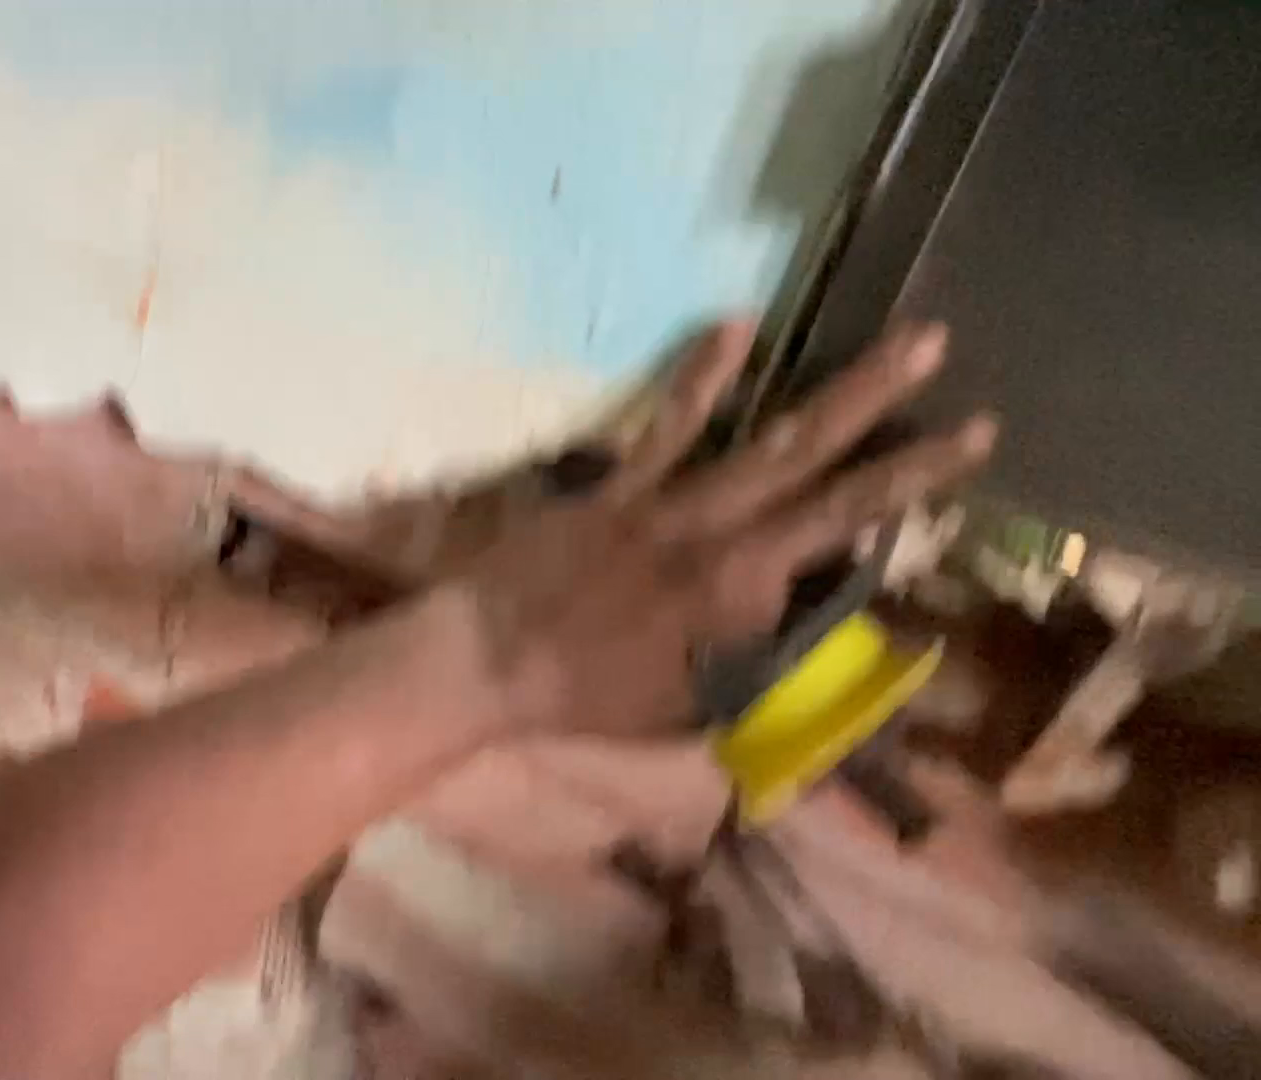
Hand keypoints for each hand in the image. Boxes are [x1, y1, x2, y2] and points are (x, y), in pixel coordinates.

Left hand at [448, 319, 996, 738]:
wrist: (490, 661)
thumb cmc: (585, 695)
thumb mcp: (686, 705)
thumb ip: (751, 663)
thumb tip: (797, 624)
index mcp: (739, 592)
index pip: (842, 528)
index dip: (911, 485)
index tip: (967, 437)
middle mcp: (713, 536)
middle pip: (812, 469)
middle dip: (883, 414)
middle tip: (935, 349)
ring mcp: (658, 503)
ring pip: (752, 438)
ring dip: (820, 388)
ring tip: (880, 336)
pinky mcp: (608, 487)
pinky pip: (660, 427)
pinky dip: (697, 380)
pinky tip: (732, 329)